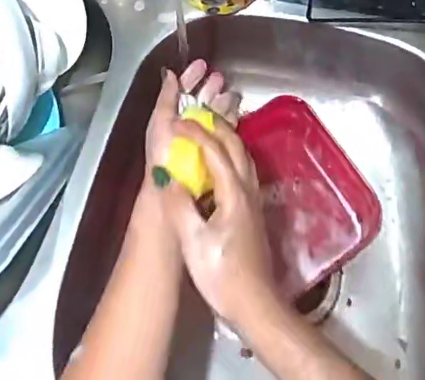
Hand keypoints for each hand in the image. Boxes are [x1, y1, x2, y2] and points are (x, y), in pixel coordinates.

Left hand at [144, 59, 236, 169]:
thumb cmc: (163, 153)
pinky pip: (224, 129)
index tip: (202, 64)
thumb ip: (166, 97)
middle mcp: (186, 124)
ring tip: (230, 90)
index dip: (191, 76)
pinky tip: (235, 108)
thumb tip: (170, 72)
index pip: (181, 90)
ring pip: (214, 112)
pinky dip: (229, 117)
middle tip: (220, 76)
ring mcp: (200, 138)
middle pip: (200, 99)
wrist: (174, 189)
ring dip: (222, 100)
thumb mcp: (160, 120)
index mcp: (171, 116)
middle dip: (210, 87)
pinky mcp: (214, 151)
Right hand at [153, 115, 280, 327]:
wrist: (257, 307)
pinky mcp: (253, 210)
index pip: (214, 149)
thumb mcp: (194, 243)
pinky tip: (217, 164)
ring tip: (205, 131)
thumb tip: (168, 176)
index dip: (194, 131)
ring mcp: (253, 199)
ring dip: (224, 137)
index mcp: (233, 191)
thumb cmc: (223, 276)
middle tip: (192, 116)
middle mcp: (247, 188)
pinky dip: (229, 154)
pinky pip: (242, 168)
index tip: (175, 122)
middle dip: (214, 125)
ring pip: (242, 155)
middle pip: (234, 144)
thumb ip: (180, 207)